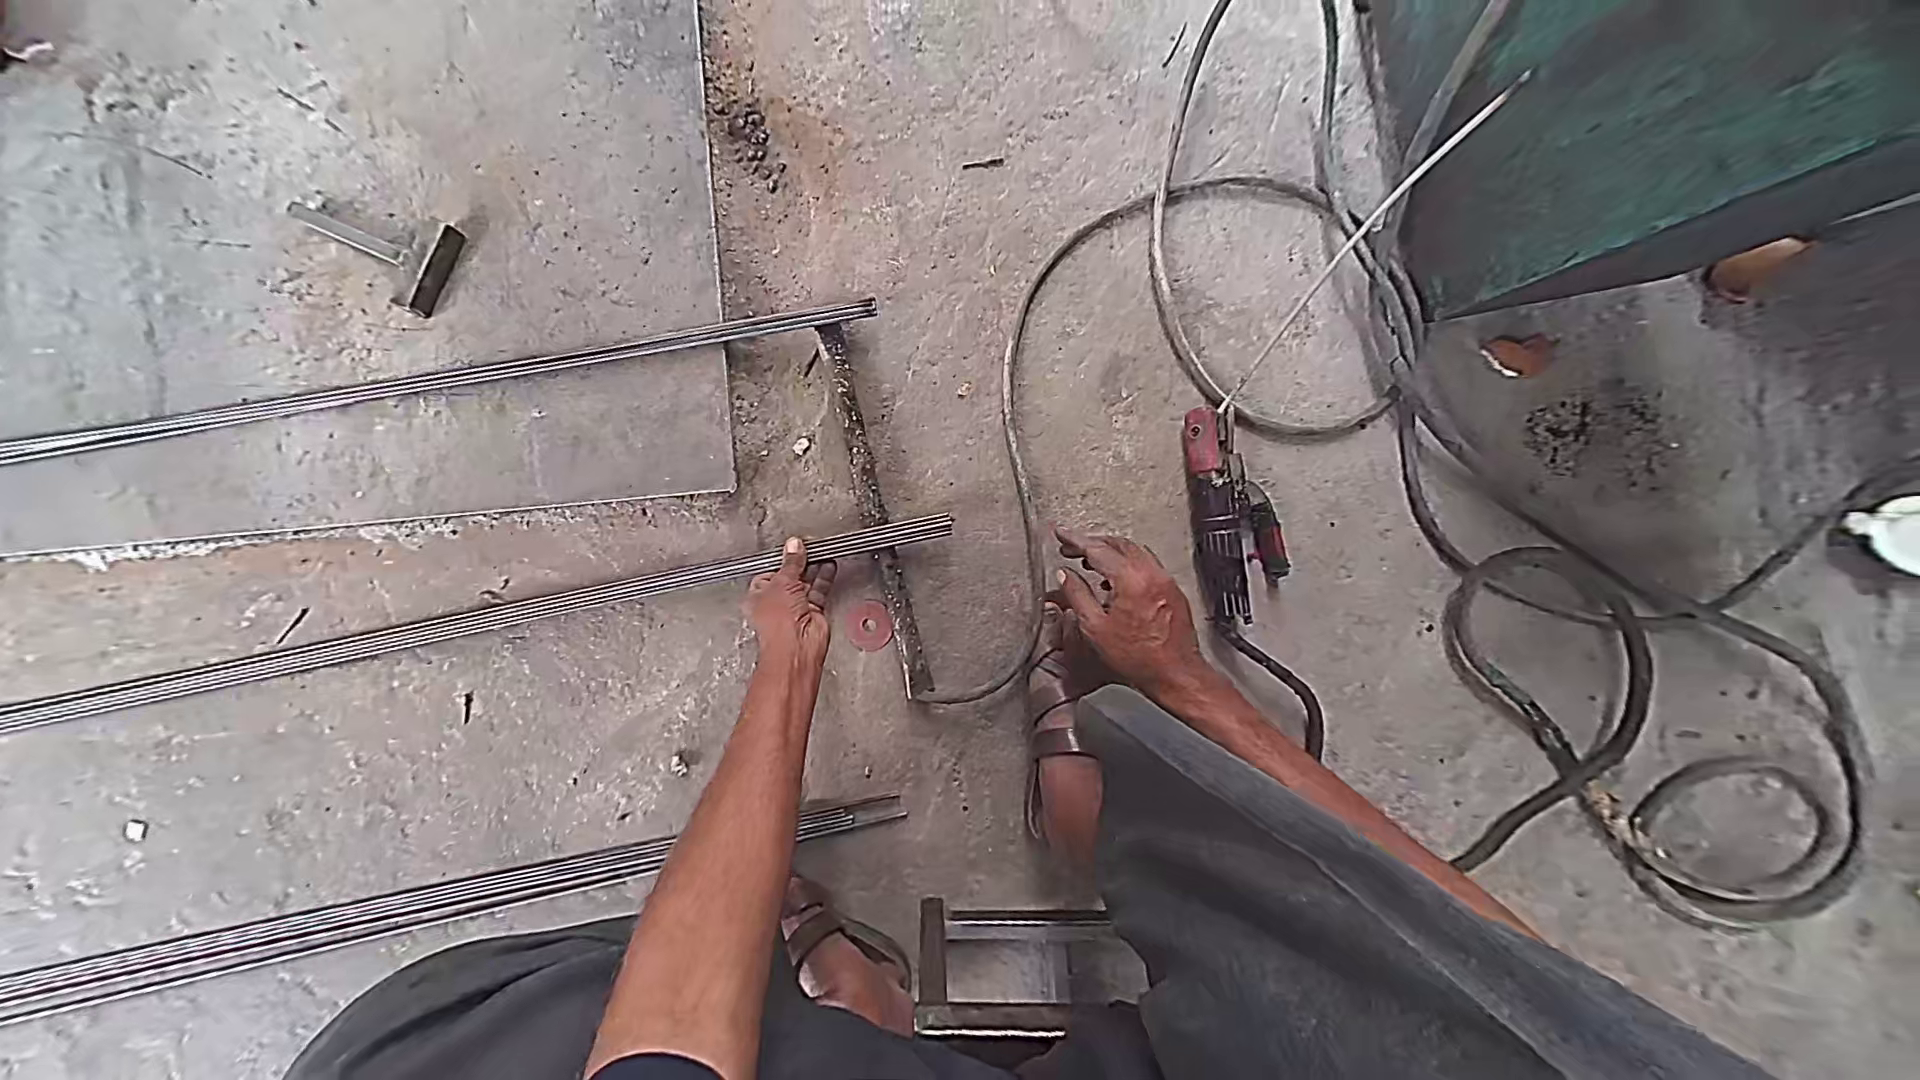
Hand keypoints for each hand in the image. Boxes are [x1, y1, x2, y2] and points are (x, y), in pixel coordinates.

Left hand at [746, 538, 837, 663]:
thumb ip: (791, 563)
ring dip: (814, 568)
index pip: (769, 573)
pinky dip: (825, 577)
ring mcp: (796, 608)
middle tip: (808, 547)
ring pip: (806, 583)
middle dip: (798, 563)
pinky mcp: (813, 611)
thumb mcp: (781, 582)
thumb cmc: (777, 624)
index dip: (780, 561)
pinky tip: (828, 565)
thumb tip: (794, 546)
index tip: (792, 548)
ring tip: (821, 552)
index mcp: (758, 597)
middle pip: (789, 577)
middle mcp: (776, 603)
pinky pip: (819, 590)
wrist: (797, 646)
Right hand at [1049, 526, 1209, 699]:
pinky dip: (1126, 564)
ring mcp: (1165, 580)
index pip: (1097, 549)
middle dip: (1092, 542)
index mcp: (1131, 579)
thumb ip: (1077, 595)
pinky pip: (1146, 565)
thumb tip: (1065, 575)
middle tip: (1071, 548)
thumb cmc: (1139, 659)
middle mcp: (1152, 574)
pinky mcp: (1172, 590)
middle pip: (1118, 544)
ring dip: (1110, 552)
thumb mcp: (1095, 628)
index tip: (1061, 534)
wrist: (1175, 674)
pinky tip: (1115, 579)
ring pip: (1134, 551)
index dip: (1075, 540)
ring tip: (1090, 561)